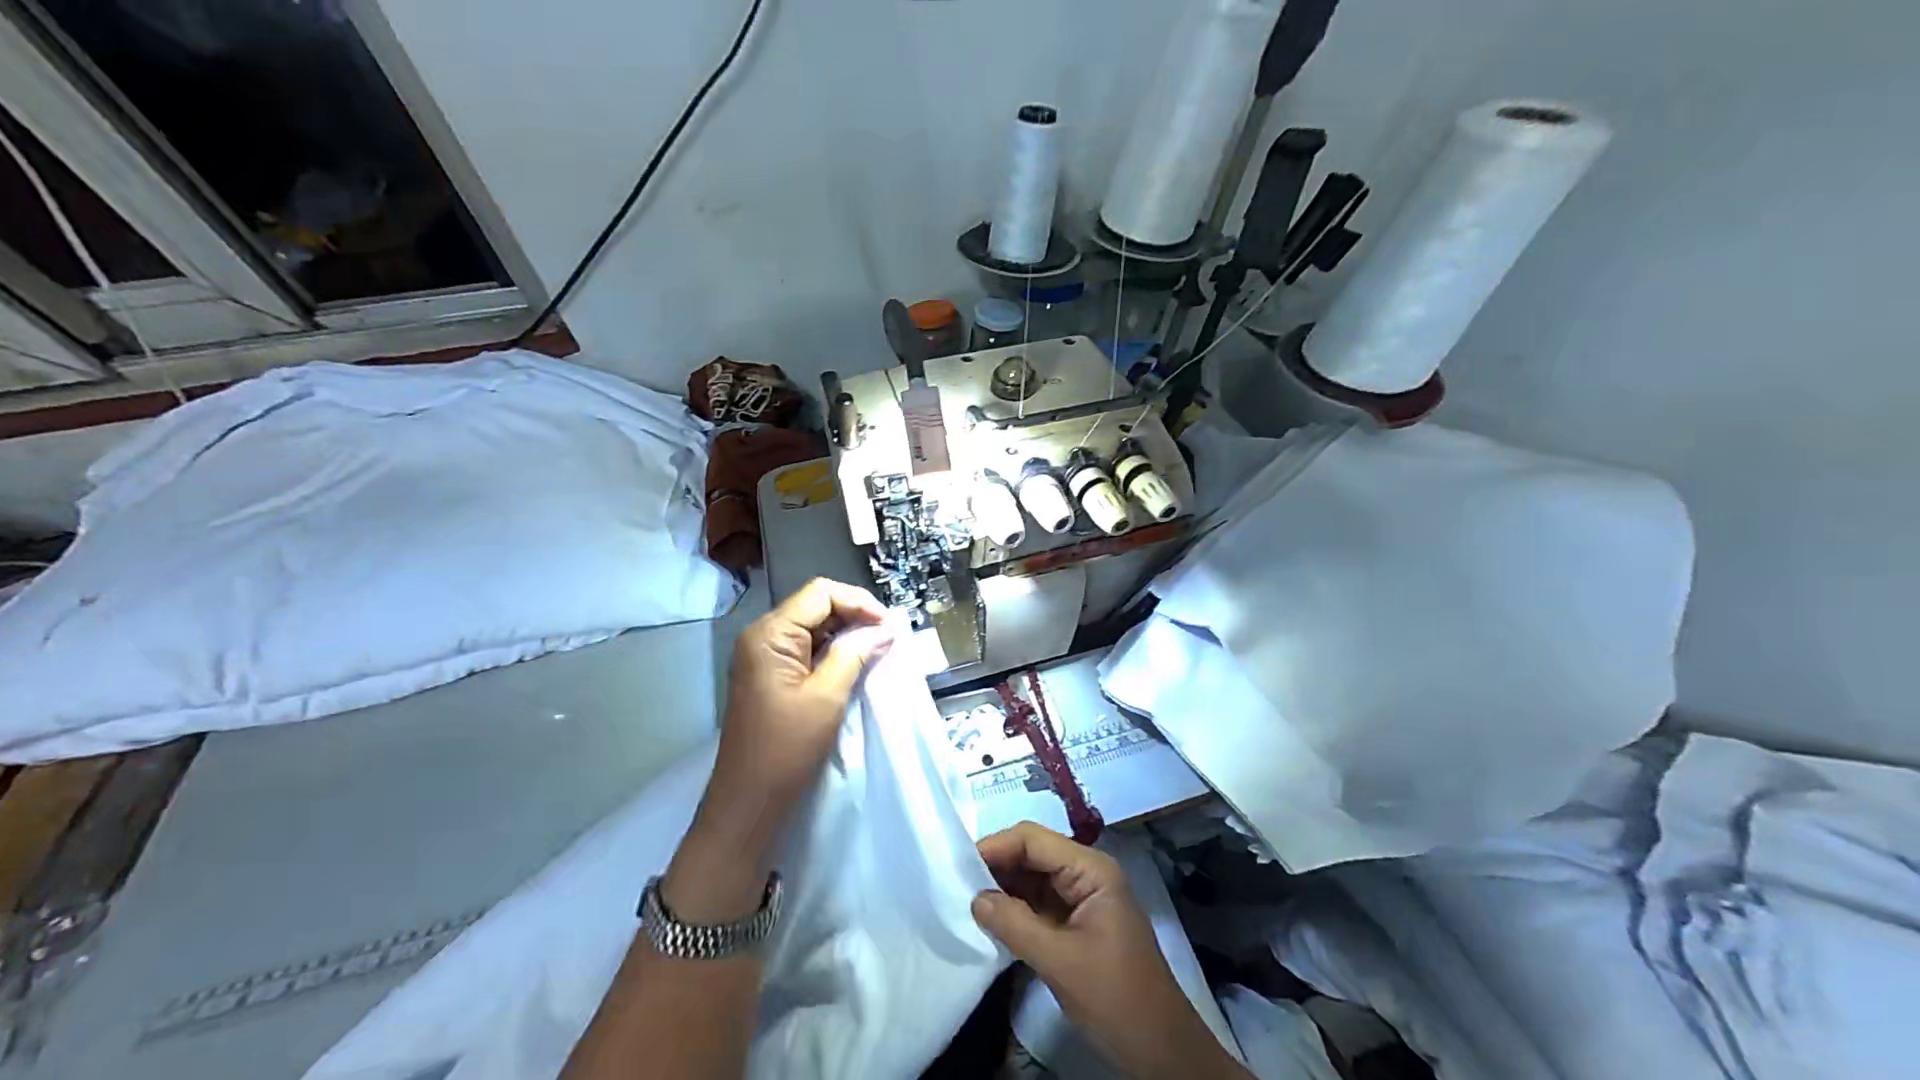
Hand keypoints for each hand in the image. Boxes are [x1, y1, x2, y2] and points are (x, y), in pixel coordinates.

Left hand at [666, 579, 892, 920]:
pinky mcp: (769, 673)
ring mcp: (762, 654)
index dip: (859, 602)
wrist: (747, 801)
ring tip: (878, 648)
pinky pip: (805, 647)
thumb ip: (855, 654)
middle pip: (815, 605)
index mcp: (770, 634)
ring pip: (812, 625)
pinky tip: (855, 661)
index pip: (820, 593)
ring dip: (846, 632)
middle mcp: (762, 635)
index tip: (889, 626)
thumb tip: (884, 630)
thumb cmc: (786, 748)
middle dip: (854, 615)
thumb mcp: (827, 697)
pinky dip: (831, 649)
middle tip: (888, 637)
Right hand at [971, 824, 1251, 1079]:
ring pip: (1033, 878)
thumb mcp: (1060, 961)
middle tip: (957, 885)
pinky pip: (1038, 903)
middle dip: (997, 866)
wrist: (1161, 1050)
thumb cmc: (1116, 998)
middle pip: (1032, 853)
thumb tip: (975, 898)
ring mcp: (1083, 898)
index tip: (959, 867)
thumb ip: (1014, 924)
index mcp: (1091, 870)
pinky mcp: (1076, 922)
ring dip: (1003, 887)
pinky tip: (990, 919)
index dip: (996, 847)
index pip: (1033, 839)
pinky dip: (1015, 908)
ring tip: (967, 901)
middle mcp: (1087, 874)